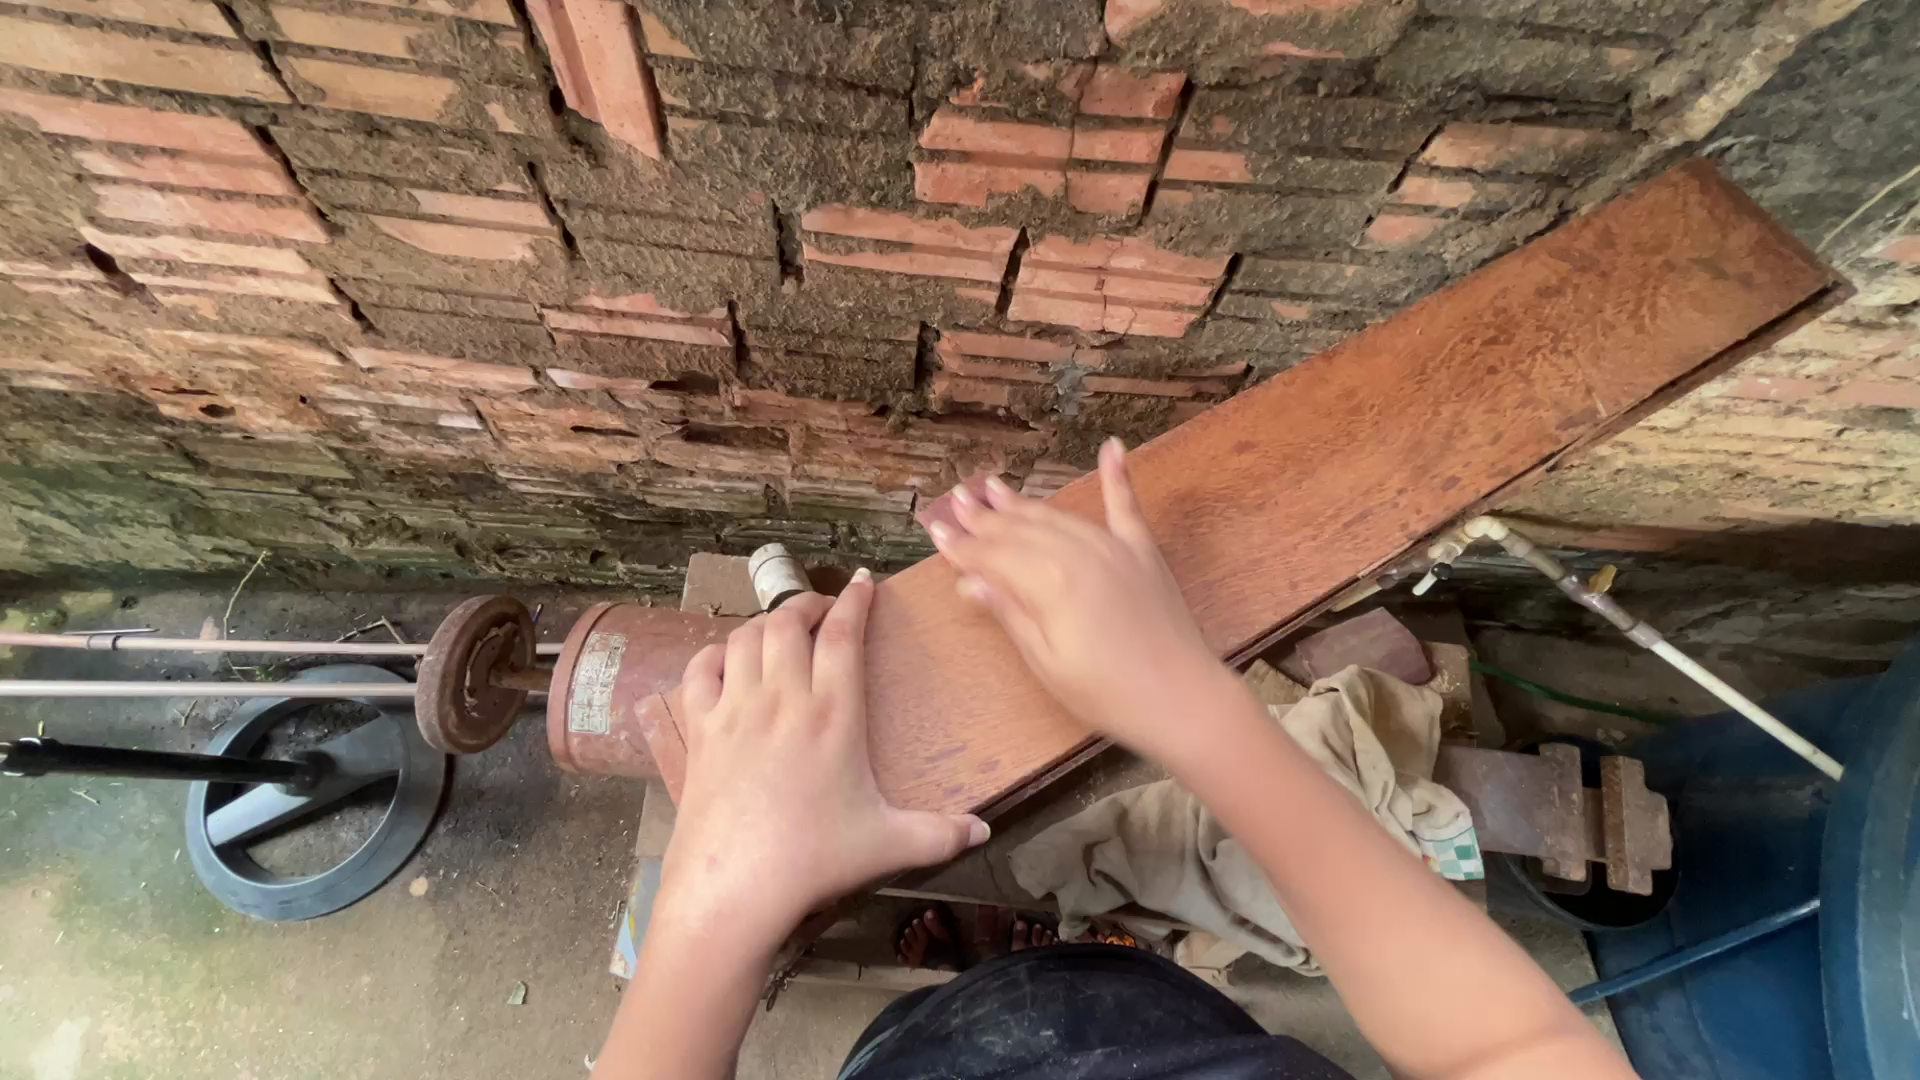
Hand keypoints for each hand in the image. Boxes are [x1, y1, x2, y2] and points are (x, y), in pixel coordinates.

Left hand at [658, 571, 989, 945]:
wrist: (731, 892)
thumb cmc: (813, 861)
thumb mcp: (887, 844)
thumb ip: (940, 833)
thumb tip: (985, 829)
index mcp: (832, 713)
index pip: (843, 634)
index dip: (855, 600)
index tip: (863, 583)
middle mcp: (783, 698)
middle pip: (788, 622)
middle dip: (807, 603)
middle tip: (823, 610)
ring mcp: (736, 710)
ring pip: (745, 637)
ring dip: (765, 624)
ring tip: (782, 632)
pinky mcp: (701, 730)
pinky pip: (701, 670)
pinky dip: (714, 654)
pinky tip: (728, 662)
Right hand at [928, 438, 1241, 763]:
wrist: (1183, 699)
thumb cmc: (1107, 693)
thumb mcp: (1046, 662)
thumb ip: (1010, 614)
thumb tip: (969, 580)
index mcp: (1049, 582)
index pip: (992, 557)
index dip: (961, 546)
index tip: (935, 531)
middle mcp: (1078, 552)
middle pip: (1019, 530)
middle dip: (983, 517)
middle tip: (955, 499)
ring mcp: (1113, 546)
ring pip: (1056, 516)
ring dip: (1022, 501)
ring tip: (993, 486)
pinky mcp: (1142, 551)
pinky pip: (1126, 506)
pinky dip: (1118, 476)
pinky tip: (1112, 447)